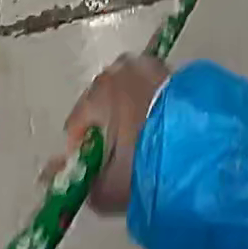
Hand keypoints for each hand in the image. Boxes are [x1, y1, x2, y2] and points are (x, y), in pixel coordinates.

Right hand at [43, 54, 169, 213]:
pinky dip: (149, 100)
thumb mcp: (104, 185)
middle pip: (101, 101)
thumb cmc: (145, 158)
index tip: (97, 167)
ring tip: (142, 138)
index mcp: (98, 91)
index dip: (84, 150)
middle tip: (121, 153)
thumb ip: (73, 180)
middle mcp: (120, 68)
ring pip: (126, 90)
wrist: (198, 139)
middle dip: (106, 125)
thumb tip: (49, 175)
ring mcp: (148, 63)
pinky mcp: (171, 66)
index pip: (77, 123)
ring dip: (129, 110)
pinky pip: (149, 85)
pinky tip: (159, 122)